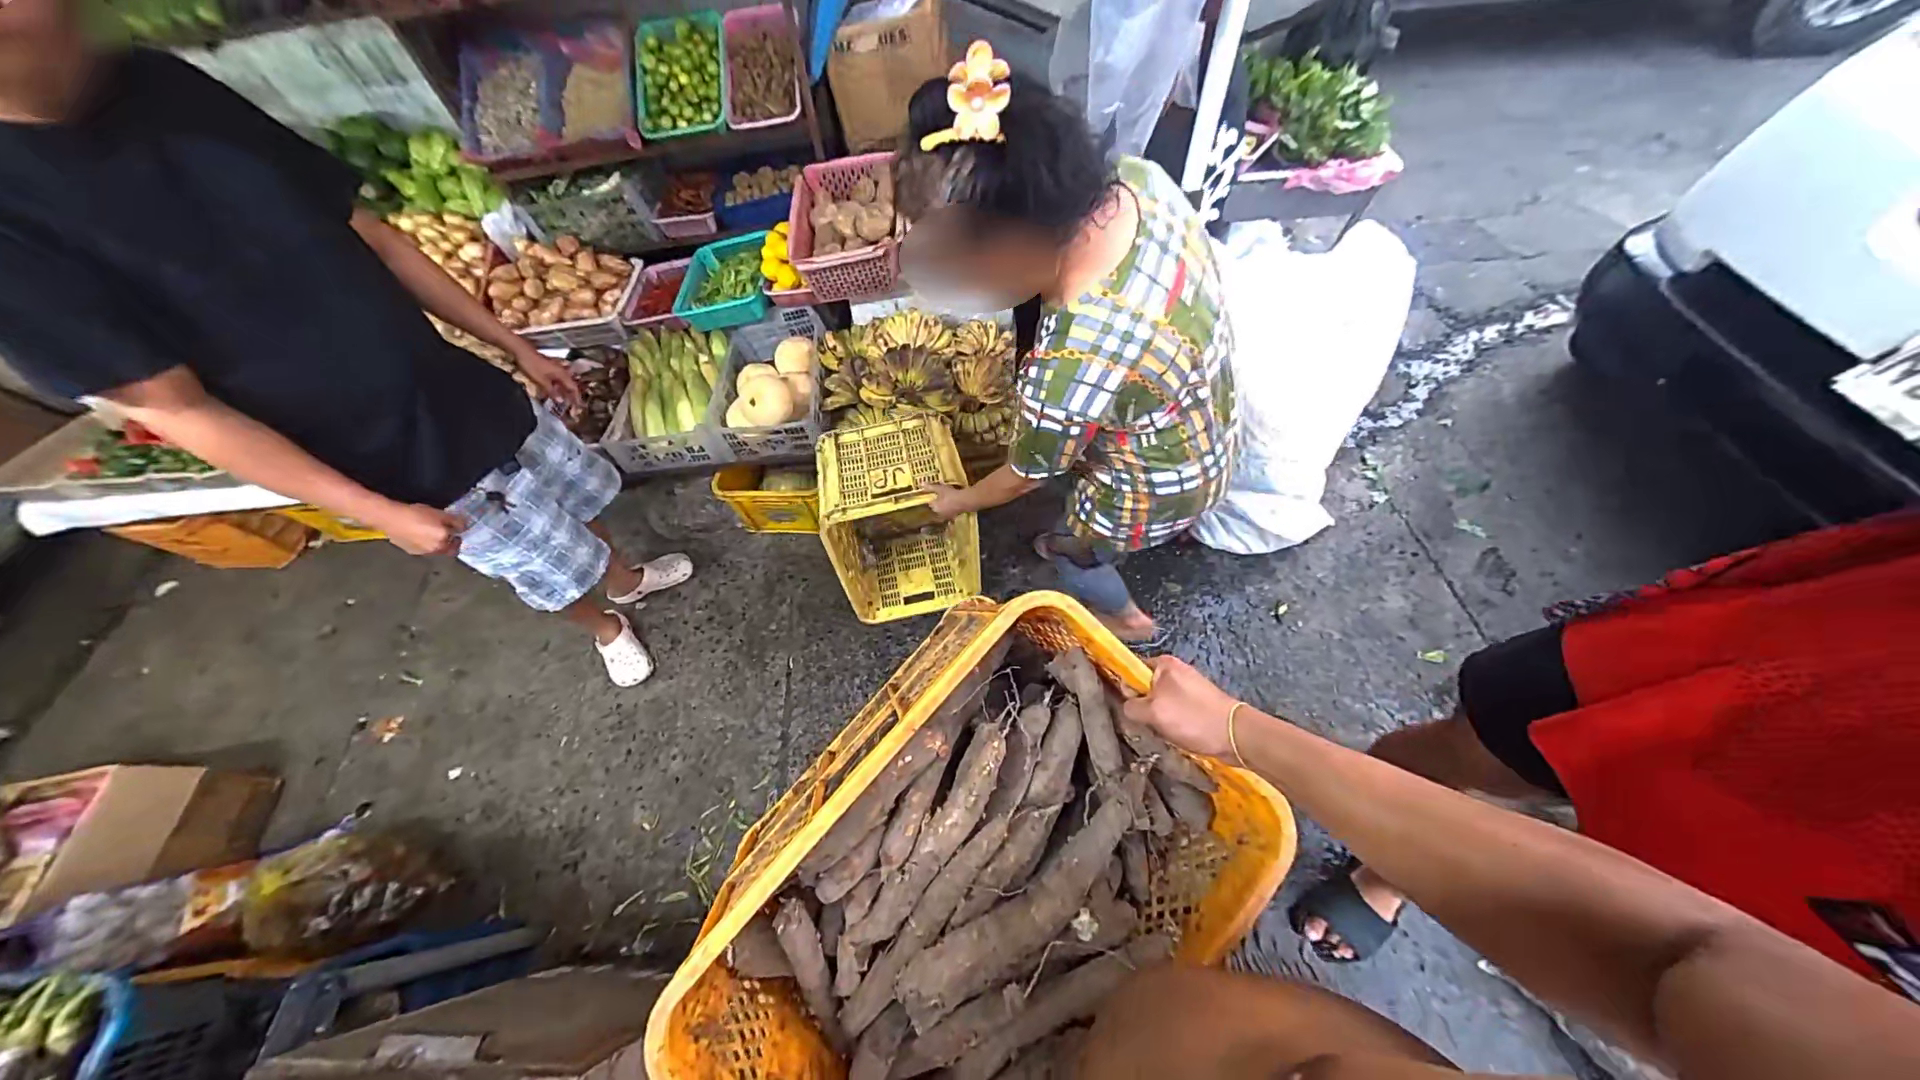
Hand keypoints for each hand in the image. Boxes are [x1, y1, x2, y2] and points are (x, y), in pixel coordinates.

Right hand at [381, 503, 466, 555]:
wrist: (390, 518)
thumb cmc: (417, 514)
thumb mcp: (441, 514)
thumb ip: (456, 522)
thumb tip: (464, 527)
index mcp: (443, 542)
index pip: (456, 547)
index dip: (457, 541)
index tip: (456, 534)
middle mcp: (433, 551)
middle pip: (445, 550)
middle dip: (447, 543)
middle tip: (444, 533)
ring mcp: (420, 552)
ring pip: (433, 550)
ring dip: (435, 544)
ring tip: (430, 532)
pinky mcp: (408, 550)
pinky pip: (421, 548)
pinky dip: (423, 544)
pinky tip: (418, 534)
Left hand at [512, 347, 582, 409]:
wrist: (522, 352)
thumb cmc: (532, 366)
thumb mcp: (542, 381)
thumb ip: (552, 391)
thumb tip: (560, 401)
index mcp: (563, 375)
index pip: (573, 388)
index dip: (576, 397)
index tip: (577, 406)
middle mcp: (562, 372)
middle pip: (570, 385)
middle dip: (571, 395)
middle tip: (571, 404)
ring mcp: (556, 369)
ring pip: (564, 382)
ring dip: (564, 391)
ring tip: (563, 399)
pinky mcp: (550, 368)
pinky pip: (557, 379)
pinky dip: (558, 386)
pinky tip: (554, 390)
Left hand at [923, 483, 968, 521]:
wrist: (965, 501)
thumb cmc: (951, 494)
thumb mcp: (940, 488)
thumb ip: (931, 487)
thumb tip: (921, 484)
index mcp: (934, 507)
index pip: (930, 503)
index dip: (932, 498)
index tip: (934, 494)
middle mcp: (939, 513)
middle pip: (936, 508)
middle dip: (938, 503)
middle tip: (941, 496)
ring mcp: (947, 515)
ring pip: (943, 510)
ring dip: (944, 506)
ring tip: (948, 499)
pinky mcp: (954, 516)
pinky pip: (950, 512)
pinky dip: (951, 508)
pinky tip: (954, 504)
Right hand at [1120, 655, 1243, 760]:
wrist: (1236, 736)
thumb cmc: (1192, 718)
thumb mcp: (1153, 712)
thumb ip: (1131, 705)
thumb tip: (1127, 706)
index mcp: (1163, 663)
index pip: (1131, 670)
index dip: (1125, 688)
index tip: (1128, 706)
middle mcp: (1175, 670)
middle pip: (1144, 688)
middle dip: (1143, 707)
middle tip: (1147, 722)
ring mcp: (1187, 687)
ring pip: (1159, 703)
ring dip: (1158, 719)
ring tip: (1163, 731)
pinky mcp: (1197, 703)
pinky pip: (1174, 712)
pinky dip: (1172, 723)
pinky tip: (1176, 734)